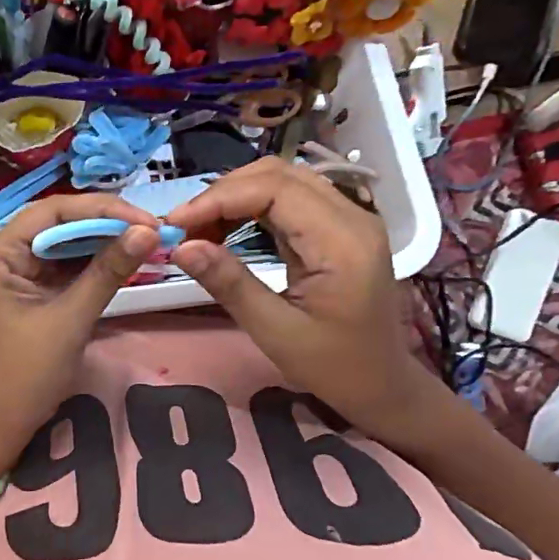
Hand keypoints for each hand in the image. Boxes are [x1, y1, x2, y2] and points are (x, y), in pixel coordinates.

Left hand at [0, 194, 161, 472]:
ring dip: (103, 242)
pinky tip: (125, 257)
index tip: (145, 218)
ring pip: (64, 244)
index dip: (101, 210)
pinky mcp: (31, 290)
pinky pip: (65, 266)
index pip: (51, 211)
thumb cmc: (27, 374)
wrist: (2, 425)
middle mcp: (2, 254)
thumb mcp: (71, 319)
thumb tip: (149, 233)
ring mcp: (16, 272)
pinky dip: (94, 263)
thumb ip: (108, 272)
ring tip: (147, 240)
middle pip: (58, 223)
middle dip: (106, 224)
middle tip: (153, 228)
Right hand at [165, 158, 438, 446]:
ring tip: (200, 229)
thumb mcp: (275, 332)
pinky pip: (292, 198)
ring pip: (284, 180)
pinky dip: (253, 206)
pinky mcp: (342, 227)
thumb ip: (230, 284)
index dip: (219, 198)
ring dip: (236, 197)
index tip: (176, 224)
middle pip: (279, 175)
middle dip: (223, 194)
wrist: (382, 384)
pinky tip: (227, 229)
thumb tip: (181, 247)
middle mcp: (353, 217)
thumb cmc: (333, 367)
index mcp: (342, 243)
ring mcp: (351, 218)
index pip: (275, 189)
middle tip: (184, 228)